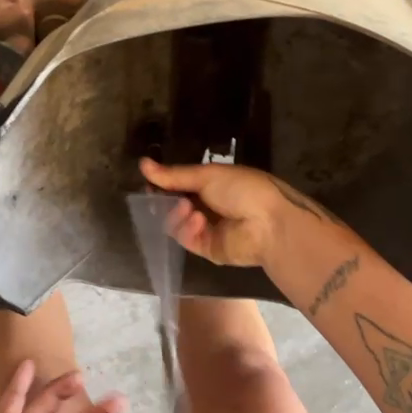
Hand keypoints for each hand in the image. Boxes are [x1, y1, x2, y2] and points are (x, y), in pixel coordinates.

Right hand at [139, 158, 307, 267]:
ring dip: (177, 213)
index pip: (181, 184)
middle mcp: (208, 206)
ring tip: (187, 207)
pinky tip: (197, 220)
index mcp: (213, 185)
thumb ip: (174, 175)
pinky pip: (186, 239)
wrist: (268, 223)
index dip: (164, 183)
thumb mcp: (208, 175)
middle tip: (155, 196)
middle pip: (175, 205)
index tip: (149, 182)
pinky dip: (187, 228)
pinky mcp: (207, 249)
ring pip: (176, 223)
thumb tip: (142, 163)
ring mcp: (207, 229)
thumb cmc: (242, 189)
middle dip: (166, 200)